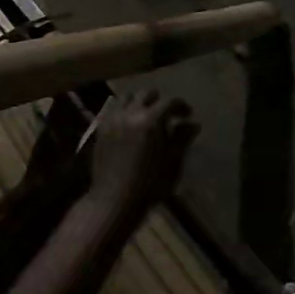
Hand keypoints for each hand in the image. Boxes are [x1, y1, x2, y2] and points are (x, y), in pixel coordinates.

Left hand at [87, 90, 197, 214]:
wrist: (115, 200)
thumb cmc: (149, 185)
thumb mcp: (172, 163)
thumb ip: (182, 139)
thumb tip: (193, 123)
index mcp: (151, 121)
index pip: (169, 101)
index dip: (181, 106)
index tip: (187, 115)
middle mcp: (131, 113)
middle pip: (146, 93)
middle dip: (159, 100)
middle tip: (167, 114)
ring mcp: (113, 119)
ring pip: (127, 97)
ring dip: (138, 101)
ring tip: (145, 115)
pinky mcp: (101, 128)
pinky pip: (113, 109)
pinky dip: (123, 109)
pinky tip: (128, 123)